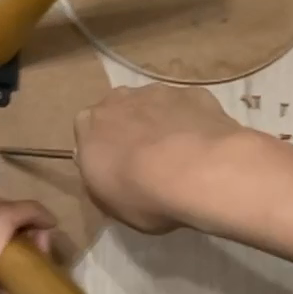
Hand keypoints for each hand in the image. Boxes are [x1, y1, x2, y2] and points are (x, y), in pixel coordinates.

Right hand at [73, 84, 245, 233]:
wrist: (198, 172)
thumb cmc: (142, 192)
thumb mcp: (107, 201)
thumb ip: (101, 178)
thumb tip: (107, 170)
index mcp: (88, 123)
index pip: (87, 130)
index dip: (102, 149)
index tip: (115, 169)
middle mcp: (117, 99)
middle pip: (120, 112)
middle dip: (130, 130)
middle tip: (148, 162)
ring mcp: (157, 92)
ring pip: (154, 105)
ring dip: (161, 123)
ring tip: (181, 155)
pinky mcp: (193, 93)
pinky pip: (188, 107)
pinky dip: (193, 122)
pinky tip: (204, 146)